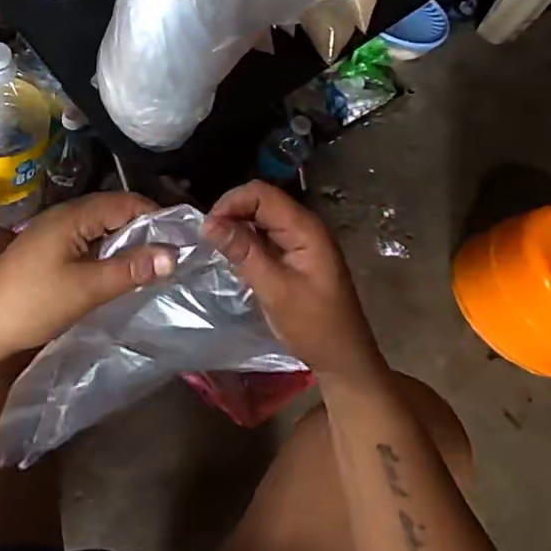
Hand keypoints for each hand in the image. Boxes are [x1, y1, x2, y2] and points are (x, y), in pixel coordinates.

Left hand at [0, 192, 173, 372]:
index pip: (127, 201)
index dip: (158, 216)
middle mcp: (64, 216)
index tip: (183, 238)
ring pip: (102, 227)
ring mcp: (53, 234)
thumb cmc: (29, 306)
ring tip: (154, 262)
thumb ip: (131, 269)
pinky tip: (119, 271)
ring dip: (127, 241)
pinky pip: (88, 241)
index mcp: (73, 216)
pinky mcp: (47, 252)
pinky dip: (109, 251)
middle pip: (115, 210)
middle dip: (146, 227)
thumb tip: (175, 253)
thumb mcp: (86, 289)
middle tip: (174, 251)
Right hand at [204, 181, 386, 384]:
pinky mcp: (296, 254)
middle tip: (207, 239)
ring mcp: (301, 240)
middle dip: (232, 213)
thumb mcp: (274, 289)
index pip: (262, 194)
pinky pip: (267, 235)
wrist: (343, 357)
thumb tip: (209, 223)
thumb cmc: (313, 325)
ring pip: (262, 217)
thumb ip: (243, 252)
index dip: (232, 202)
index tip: (207, 228)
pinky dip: (248, 240)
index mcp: (305, 228)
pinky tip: (234, 257)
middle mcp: (304, 226)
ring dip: (238, 226)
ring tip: (215, 247)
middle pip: (262, 201)